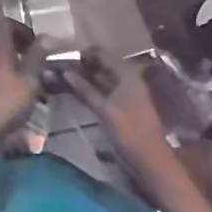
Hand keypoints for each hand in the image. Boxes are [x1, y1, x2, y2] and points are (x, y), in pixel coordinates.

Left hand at [0, 20, 48, 138]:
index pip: (6, 23)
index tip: (37, 44)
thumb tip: (47, 36)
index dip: (23, 29)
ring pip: (5, 55)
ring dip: (22, 61)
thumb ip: (37, 56)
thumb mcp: (29, 79)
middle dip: (25, 46)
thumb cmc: (8, 102)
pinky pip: (2, 69)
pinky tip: (27, 91)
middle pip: (6, 38)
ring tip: (38, 77)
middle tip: (41, 60)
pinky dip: (15, 74)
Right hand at [63, 49, 174, 170]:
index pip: (101, 53)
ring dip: (86, 76)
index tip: (63, 58)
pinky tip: (78, 91)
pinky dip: (92, 88)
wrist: (150, 159)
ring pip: (103, 76)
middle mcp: (127, 77)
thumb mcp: (104, 110)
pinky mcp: (123, 103)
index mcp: (126, 73)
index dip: (83, 54)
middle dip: (83, 65)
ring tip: (65, 79)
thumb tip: (65, 72)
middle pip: (102, 63)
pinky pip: (105, 88)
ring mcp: (126, 90)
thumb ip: (84, 89)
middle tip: (61, 69)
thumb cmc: (128, 131)